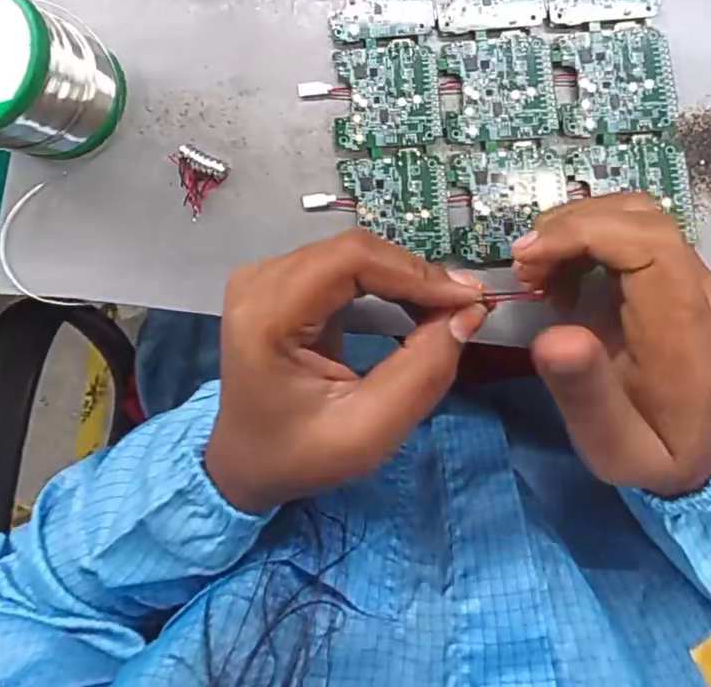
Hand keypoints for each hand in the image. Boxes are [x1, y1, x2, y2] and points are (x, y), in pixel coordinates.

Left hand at [205, 230, 487, 513]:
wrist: (243, 459)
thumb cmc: (297, 454)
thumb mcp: (366, 433)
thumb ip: (421, 373)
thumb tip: (466, 315)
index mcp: (266, 314)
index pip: (348, 260)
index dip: (413, 272)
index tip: (466, 299)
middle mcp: (258, 281)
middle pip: (350, 251)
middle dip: (413, 275)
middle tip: (464, 306)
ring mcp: (263, 276)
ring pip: (349, 254)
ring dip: (401, 277)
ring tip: (444, 307)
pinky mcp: (276, 281)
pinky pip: (339, 266)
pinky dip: (382, 281)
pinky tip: (411, 303)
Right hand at [511, 193, 710, 497]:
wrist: (694, 461)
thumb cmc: (648, 453)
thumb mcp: (610, 445)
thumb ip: (584, 394)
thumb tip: (555, 338)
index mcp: (689, 330)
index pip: (648, 241)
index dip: (580, 232)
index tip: (527, 256)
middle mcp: (705, 295)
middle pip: (640, 217)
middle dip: (568, 227)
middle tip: (526, 267)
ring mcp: (698, 282)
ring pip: (634, 215)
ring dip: (573, 230)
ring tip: (538, 272)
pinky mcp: (680, 277)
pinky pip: (631, 231)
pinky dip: (583, 238)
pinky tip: (561, 274)